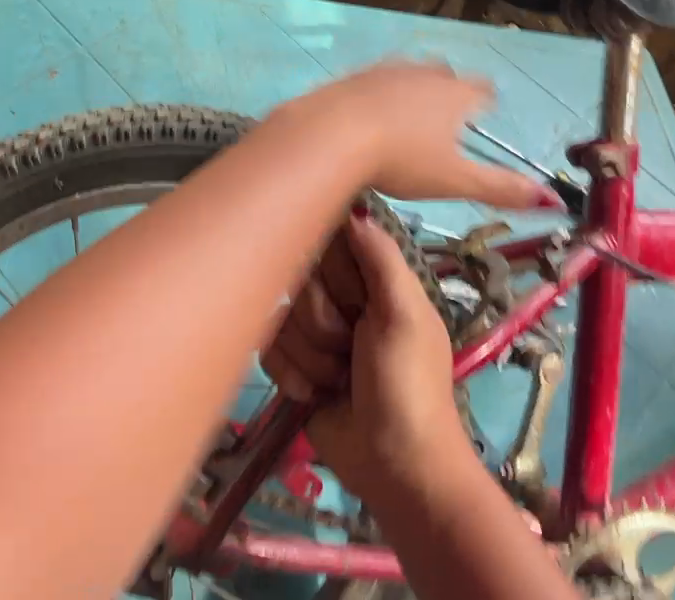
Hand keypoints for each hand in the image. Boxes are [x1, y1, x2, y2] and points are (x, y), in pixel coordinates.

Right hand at [262, 212, 476, 501]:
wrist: (394, 467)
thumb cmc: (408, 385)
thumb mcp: (404, 315)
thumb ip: (380, 258)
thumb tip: (353, 206)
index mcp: (374, 279)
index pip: (328, 239)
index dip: (329, 267)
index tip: (347, 294)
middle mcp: (341, 297)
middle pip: (296, 278)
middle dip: (320, 321)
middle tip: (351, 348)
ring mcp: (314, 331)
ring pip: (278, 315)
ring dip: (308, 354)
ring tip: (338, 379)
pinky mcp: (291, 361)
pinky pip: (266, 348)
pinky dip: (291, 374)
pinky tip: (316, 394)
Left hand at [282, 63, 546, 208]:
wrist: (331, 133)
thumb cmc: (401, 159)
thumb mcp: (454, 180)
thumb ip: (500, 188)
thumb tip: (554, 201)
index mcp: (454, 94)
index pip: (481, 89)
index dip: (485, 98)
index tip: (486, 106)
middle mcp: (422, 73)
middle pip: (444, 74)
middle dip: (449, 88)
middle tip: (447, 111)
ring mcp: (384, 71)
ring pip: (407, 73)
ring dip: (412, 88)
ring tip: (409, 111)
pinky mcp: (350, 77)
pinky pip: (372, 82)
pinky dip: (377, 94)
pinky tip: (368, 113)